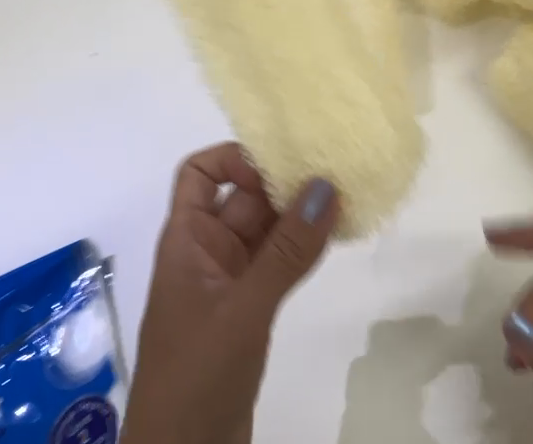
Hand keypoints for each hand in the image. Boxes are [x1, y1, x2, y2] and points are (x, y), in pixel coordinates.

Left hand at [121, 144, 338, 443]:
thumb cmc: (197, 373)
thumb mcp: (243, 309)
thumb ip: (286, 251)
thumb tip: (325, 184)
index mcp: (187, 240)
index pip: (200, 173)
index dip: (235, 160)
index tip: (280, 167)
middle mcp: (206, 253)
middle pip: (241, 198)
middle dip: (281, 182)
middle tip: (334, 170)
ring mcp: (229, 283)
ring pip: (264, 232)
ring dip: (298, 215)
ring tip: (345, 197)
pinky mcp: (249, 312)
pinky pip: (277, 264)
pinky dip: (302, 249)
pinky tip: (335, 238)